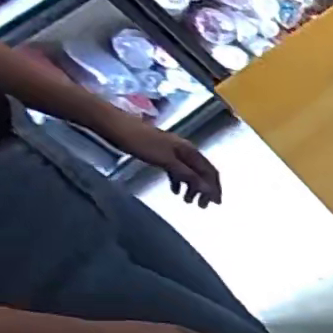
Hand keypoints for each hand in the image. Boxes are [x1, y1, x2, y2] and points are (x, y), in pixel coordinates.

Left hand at [106, 118, 222, 206]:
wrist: (116, 126)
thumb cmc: (142, 143)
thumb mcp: (167, 161)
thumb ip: (188, 175)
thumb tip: (208, 189)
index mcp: (190, 151)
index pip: (210, 172)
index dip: (215, 188)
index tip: (215, 203)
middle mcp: (186, 151)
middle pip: (202, 173)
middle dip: (204, 190)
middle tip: (201, 206)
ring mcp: (174, 152)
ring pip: (190, 172)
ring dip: (191, 187)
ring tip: (187, 201)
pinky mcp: (163, 154)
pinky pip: (177, 170)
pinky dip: (178, 181)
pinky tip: (174, 190)